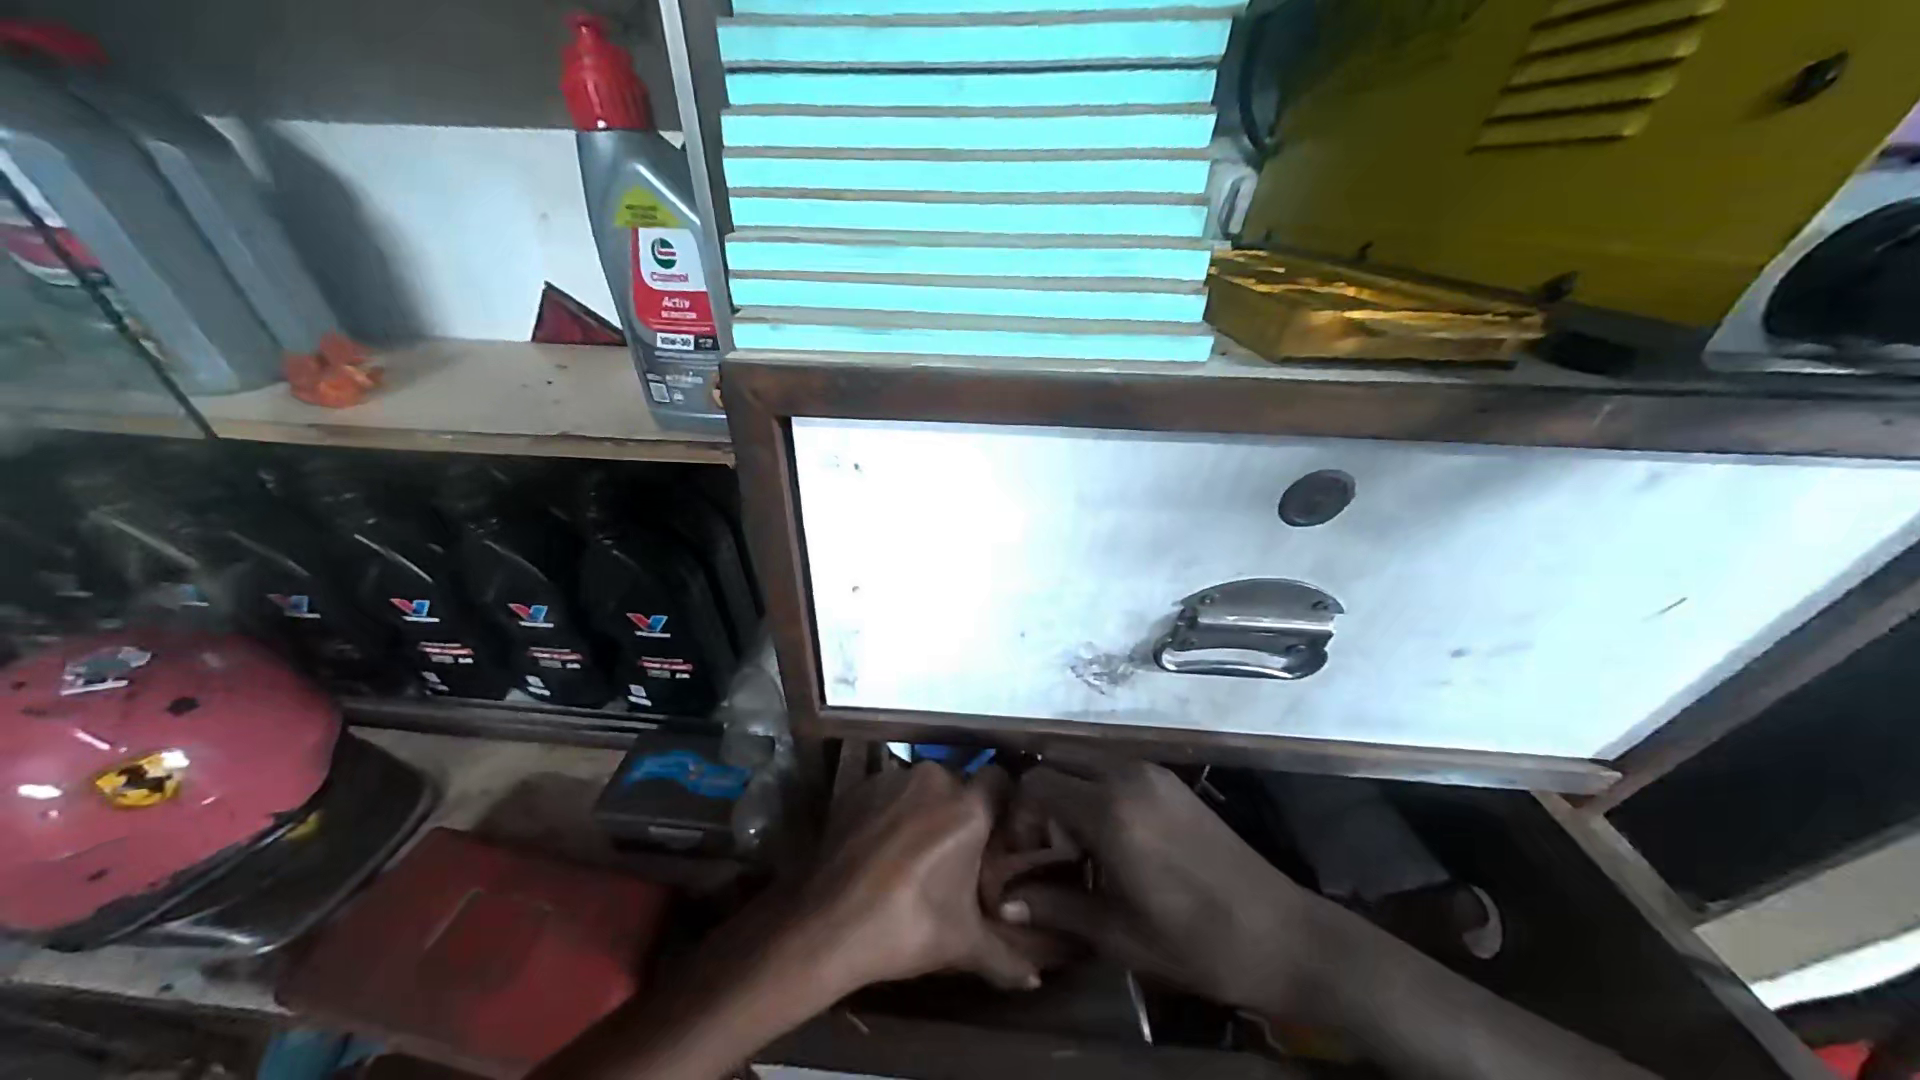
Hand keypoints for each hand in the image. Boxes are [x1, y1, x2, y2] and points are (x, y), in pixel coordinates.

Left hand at [796, 760, 1054, 994]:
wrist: (824, 926)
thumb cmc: (907, 928)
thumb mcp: (963, 944)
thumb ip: (1006, 957)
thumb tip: (1035, 980)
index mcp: (967, 807)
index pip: (1000, 778)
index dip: (1003, 801)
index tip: (999, 831)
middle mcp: (933, 779)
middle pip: (958, 784)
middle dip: (960, 811)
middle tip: (955, 851)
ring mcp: (890, 780)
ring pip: (921, 787)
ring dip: (923, 810)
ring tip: (914, 853)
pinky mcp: (857, 788)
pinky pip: (887, 792)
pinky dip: (890, 812)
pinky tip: (881, 849)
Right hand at [997, 756, 1355, 1016]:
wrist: (1282, 936)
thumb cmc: (1195, 943)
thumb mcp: (1117, 934)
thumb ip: (1055, 908)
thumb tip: (1004, 904)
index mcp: (1109, 810)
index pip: (1037, 782)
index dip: (1019, 814)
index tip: (1023, 853)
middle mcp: (1127, 775)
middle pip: (1058, 758)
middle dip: (1040, 793)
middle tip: (1044, 842)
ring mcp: (1153, 772)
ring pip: (1087, 757)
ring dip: (1068, 786)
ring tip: (1074, 840)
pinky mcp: (1172, 780)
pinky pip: (1114, 766)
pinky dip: (1095, 785)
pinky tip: (1109, 832)